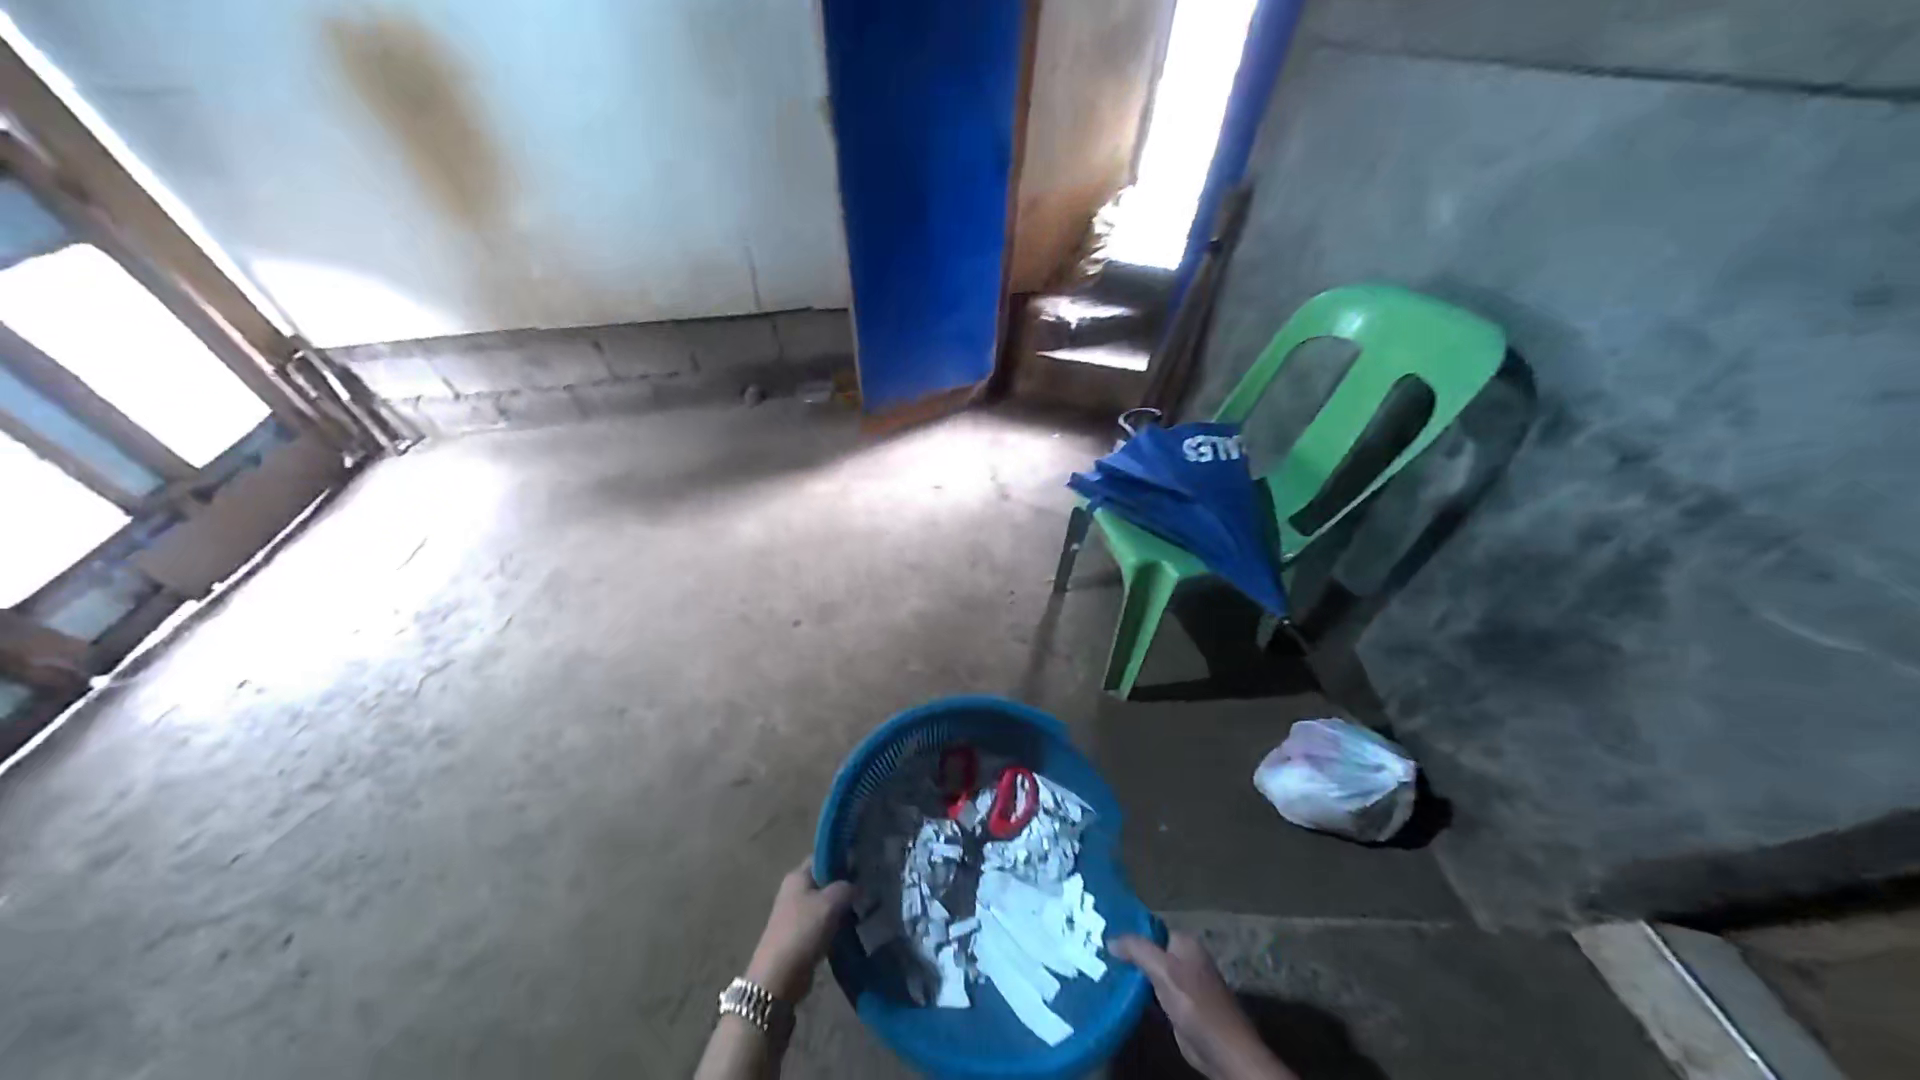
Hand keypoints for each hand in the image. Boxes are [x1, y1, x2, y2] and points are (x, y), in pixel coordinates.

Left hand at [744, 856, 856, 1002]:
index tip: (863, 863)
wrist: (779, 977)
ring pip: (826, 902)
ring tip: (865, 907)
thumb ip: (847, 887)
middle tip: (868, 887)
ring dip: (842, 906)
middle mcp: (795, 891)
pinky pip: (824, 922)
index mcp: (797, 876)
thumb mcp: (830, 902)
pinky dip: (837, 924)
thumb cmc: (803, 931)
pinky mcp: (801, 935)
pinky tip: (853, 926)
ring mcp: (797, 914)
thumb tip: (858, 886)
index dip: (842, 858)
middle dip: (845, 884)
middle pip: (825, 880)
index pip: (822, 857)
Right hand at [1111, 932, 1297, 1079]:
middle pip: (1148, 950)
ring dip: (1129, 974)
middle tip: (1095, 952)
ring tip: (1099, 969)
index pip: (1149, 928)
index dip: (1127, 930)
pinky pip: (1151, 993)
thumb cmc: (1195, 1003)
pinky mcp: (1176, 1006)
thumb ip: (1137, 950)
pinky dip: (1136, 993)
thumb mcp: (1163, 970)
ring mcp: (1180, 984)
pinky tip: (1116, 993)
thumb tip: (1109, 939)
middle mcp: (1183, 959)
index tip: (1101, 934)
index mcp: (1184, 943)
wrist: (1222, 1050)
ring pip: (1148, 972)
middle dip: (1126, 953)